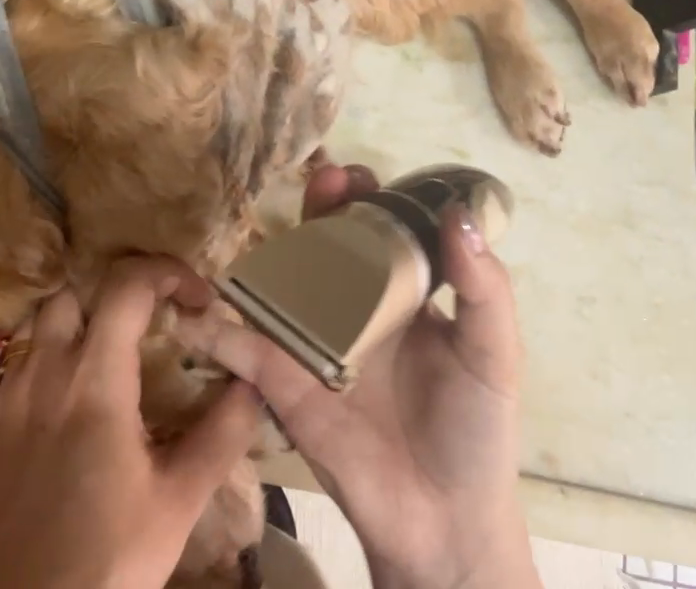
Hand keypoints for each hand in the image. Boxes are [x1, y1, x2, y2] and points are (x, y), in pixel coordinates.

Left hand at [0, 258, 261, 588]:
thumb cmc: (112, 557)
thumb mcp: (180, 499)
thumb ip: (221, 434)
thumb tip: (252, 384)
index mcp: (95, 377)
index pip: (126, 286)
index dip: (167, 273)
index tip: (198, 297)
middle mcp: (44, 372)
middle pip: (76, 295)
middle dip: (120, 294)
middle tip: (156, 324)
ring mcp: (4, 399)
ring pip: (31, 324)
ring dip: (71, 319)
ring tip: (104, 344)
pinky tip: (14, 370)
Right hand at [177, 164, 540, 588]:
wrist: (442, 519)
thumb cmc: (474, 430)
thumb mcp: (493, 354)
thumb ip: (482, 288)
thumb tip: (460, 215)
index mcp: (403, 297)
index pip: (382, 233)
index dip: (372, 199)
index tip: (363, 176)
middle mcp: (355, 309)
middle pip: (329, 244)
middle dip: (325, 207)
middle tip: (328, 182)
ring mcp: (313, 341)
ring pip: (283, 281)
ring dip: (273, 249)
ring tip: (278, 235)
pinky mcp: (283, 380)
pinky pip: (245, 347)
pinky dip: (218, 329)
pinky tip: (202, 307)